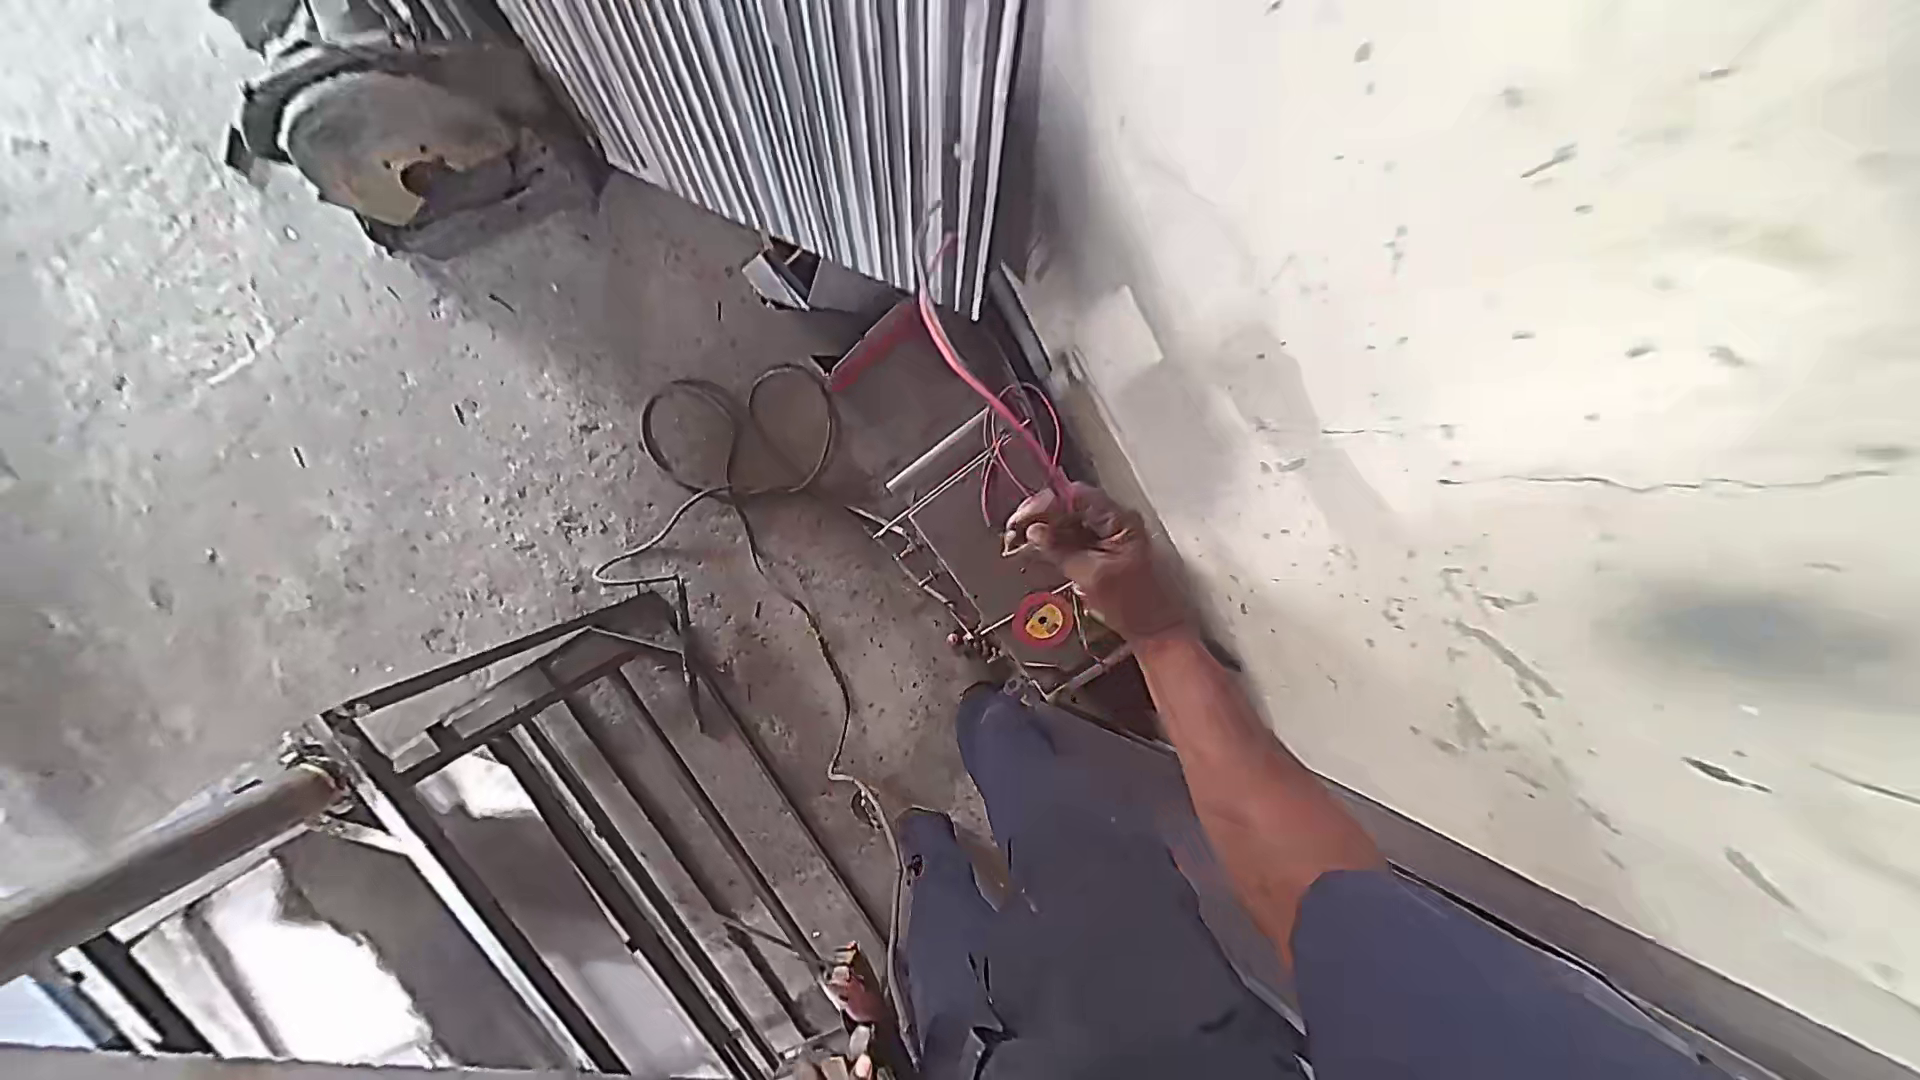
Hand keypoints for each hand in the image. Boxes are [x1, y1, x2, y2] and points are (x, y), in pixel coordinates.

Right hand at [1004, 483, 1187, 640]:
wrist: (1154, 630)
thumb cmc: (1133, 605)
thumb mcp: (1092, 576)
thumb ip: (1061, 550)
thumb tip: (1033, 531)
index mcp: (1119, 520)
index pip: (1076, 495)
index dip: (1046, 503)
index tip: (1022, 518)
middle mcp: (1113, 521)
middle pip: (1069, 505)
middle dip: (1040, 516)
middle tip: (1015, 530)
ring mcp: (1106, 535)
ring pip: (1067, 520)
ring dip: (1043, 528)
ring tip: (1020, 540)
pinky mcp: (1099, 549)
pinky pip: (1071, 536)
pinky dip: (1052, 541)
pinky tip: (1036, 548)